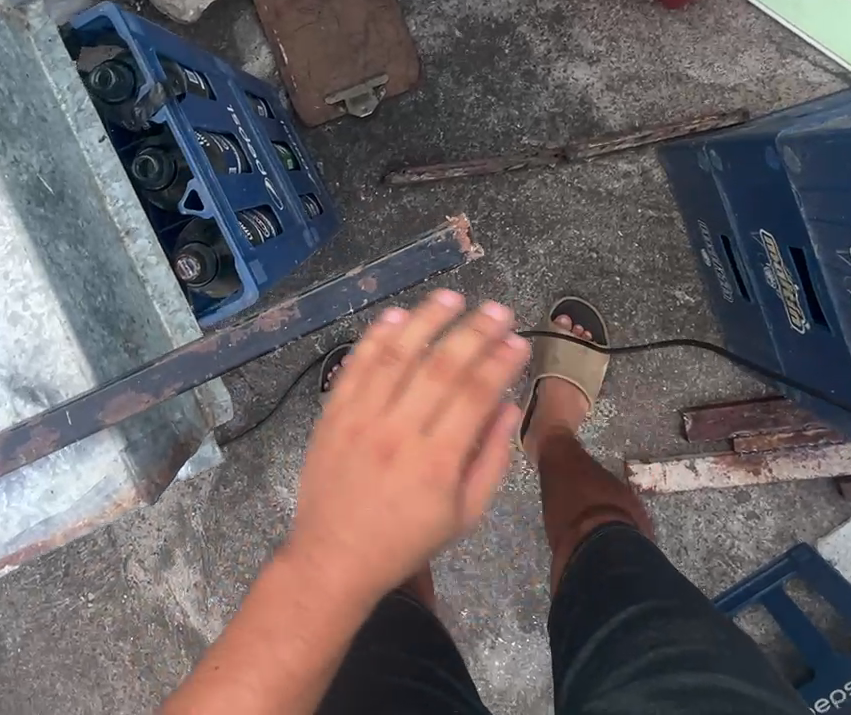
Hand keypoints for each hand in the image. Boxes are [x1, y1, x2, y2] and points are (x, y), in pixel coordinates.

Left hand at [284, 290, 528, 603]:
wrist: (334, 554)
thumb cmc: (406, 538)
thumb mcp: (463, 516)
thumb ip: (491, 460)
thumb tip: (511, 406)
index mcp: (436, 461)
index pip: (475, 396)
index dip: (499, 363)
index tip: (517, 340)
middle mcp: (399, 431)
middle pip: (440, 367)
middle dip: (473, 332)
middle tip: (497, 309)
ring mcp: (361, 417)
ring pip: (397, 356)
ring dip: (426, 320)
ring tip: (451, 297)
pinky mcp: (333, 411)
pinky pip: (357, 365)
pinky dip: (377, 337)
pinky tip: (398, 315)